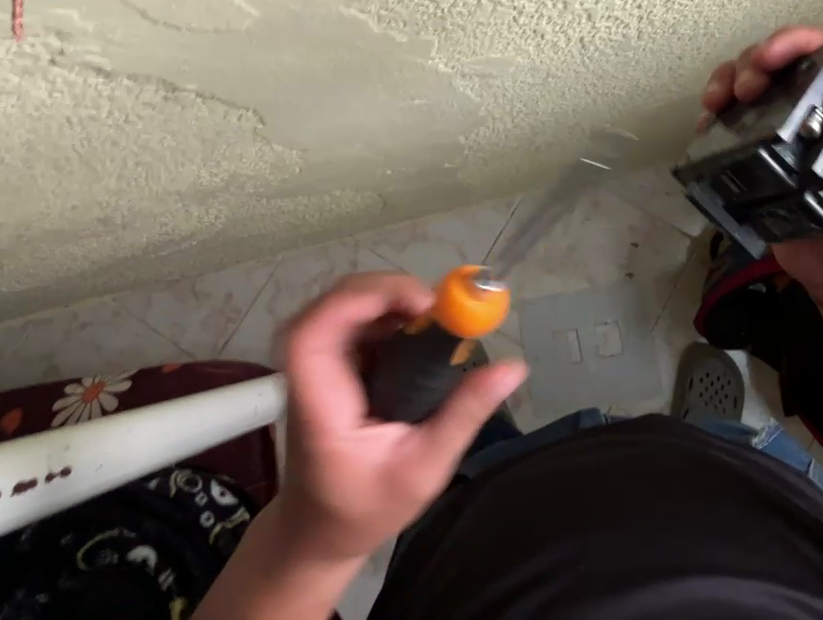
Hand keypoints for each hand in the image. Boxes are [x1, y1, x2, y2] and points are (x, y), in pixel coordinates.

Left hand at [270, 273, 527, 563]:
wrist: (319, 531)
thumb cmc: (364, 508)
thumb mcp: (424, 469)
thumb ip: (464, 414)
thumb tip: (512, 368)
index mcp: (319, 401)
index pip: (316, 330)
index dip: (363, 300)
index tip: (421, 307)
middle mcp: (309, 372)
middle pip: (335, 302)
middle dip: (390, 292)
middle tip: (441, 310)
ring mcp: (317, 362)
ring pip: (349, 303)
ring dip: (395, 301)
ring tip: (438, 323)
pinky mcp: (330, 360)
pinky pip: (358, 317)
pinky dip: (392, 314)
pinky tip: (421, 335)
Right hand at [699, 9, 822, 312]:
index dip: (792, 41)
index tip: (765, 57)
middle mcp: (822, 106)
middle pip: (779, 63)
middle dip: (751, 63)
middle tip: (742, 89)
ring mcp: (788, 134)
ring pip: (750, 88)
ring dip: (726, 82)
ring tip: (716, 103)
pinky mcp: (762, 163)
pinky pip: (732, 130)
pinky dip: (714, 118)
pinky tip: (707, 124)